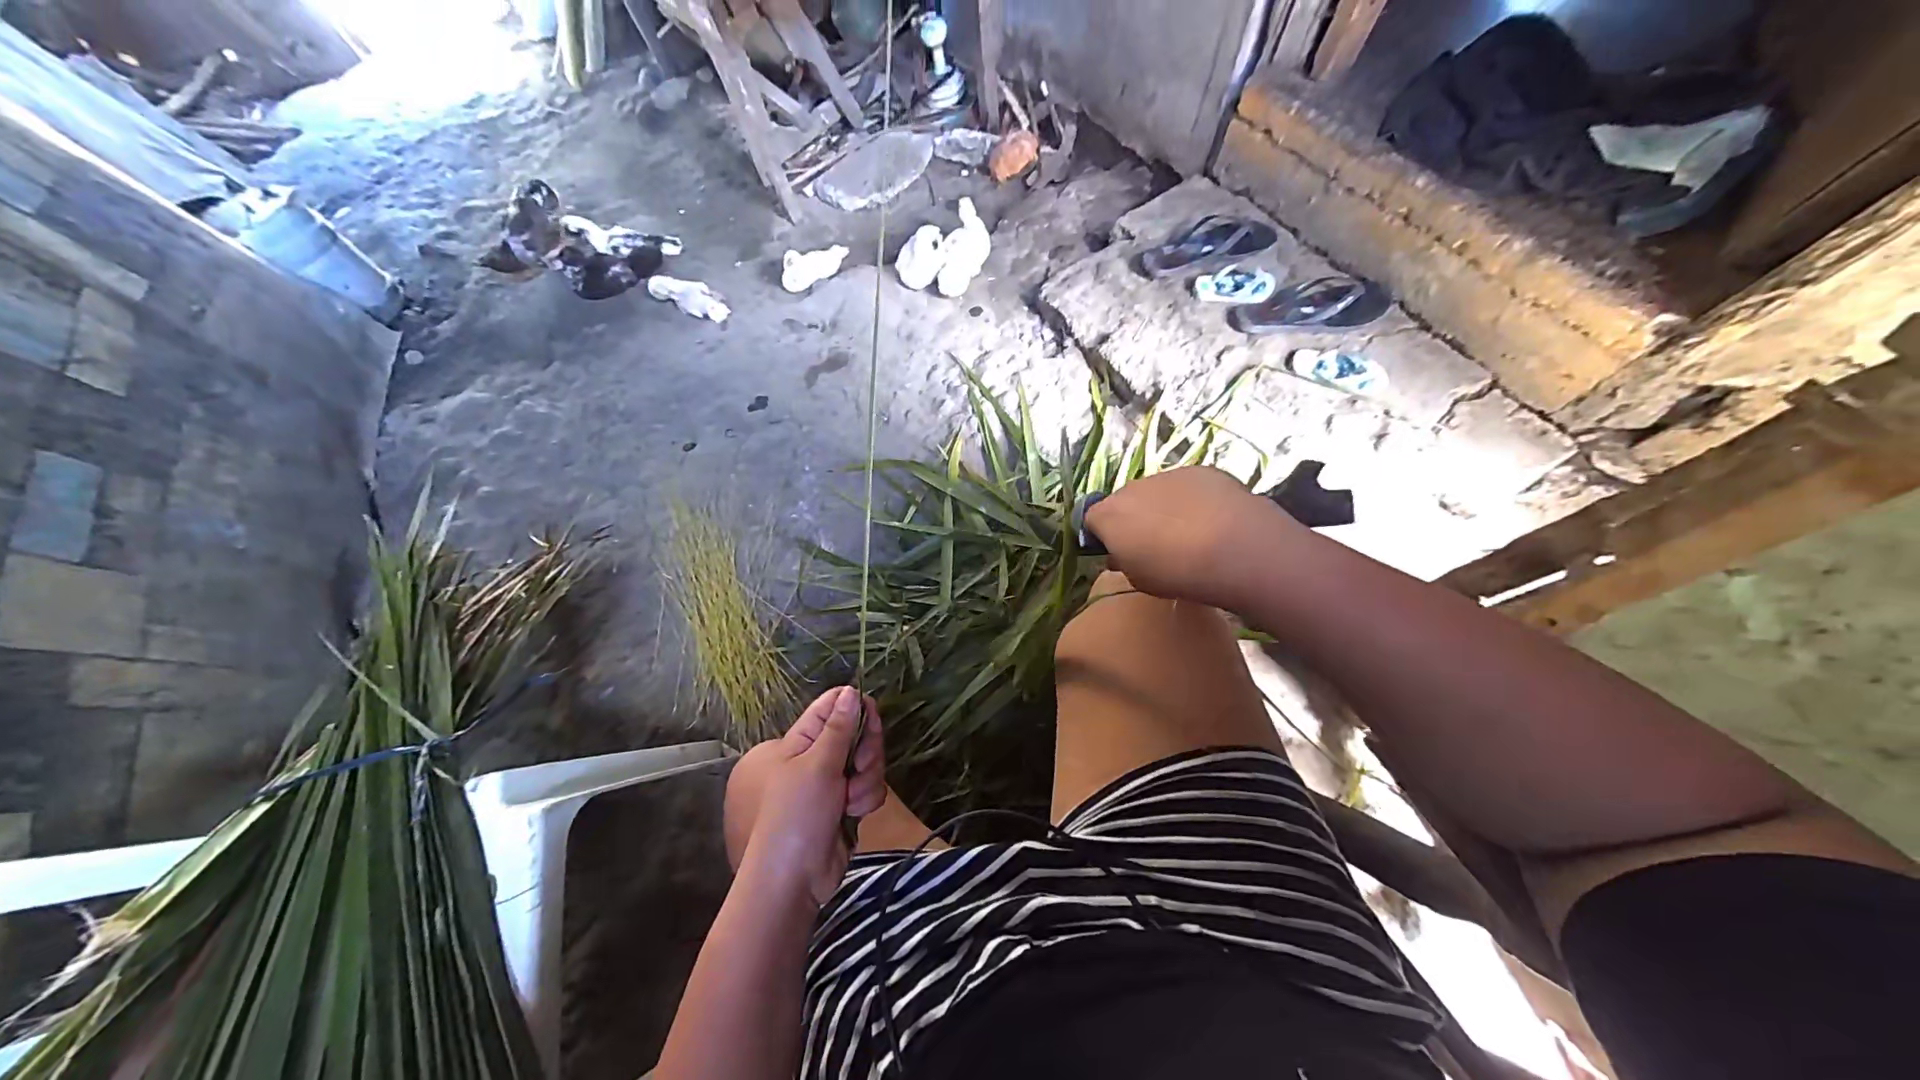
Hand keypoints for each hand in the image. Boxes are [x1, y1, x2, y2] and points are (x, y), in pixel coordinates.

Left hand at [722, 686, 884, 906]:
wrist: (793, 879)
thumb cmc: (796, 816)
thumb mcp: (817, 766)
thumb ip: (839, 728)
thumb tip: (850, 691)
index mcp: (800, 739)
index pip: (833, 705)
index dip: (856, 709)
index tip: (870, 722)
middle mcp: (816, 756)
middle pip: (858, 733)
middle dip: (866, 752)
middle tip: (857, 769)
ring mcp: (831, 782)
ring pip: (868, 763)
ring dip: (866, 781)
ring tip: (849, 802)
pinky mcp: (845, 804)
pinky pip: (869, 788)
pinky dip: (865, 800)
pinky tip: (852, 815)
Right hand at [1083, 466, 1301, 609]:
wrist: (1235, 548)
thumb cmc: (1177, 572)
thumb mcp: (1140, 580)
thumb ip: (1124, 563)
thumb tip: (1121, 555)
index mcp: (1108, 515)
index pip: (1090, 519)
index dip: (1101, 535)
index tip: (1116, 552)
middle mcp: (1132, 488)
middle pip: (1124, 501)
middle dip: (1133, 519)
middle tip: (1154, 545)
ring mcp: (1168, 475)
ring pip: (1157, 491)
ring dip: (1164, 508)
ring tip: (1188, 535)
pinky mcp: (1201, 470)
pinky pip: (1188, 486)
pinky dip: (1193, 500)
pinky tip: (1212, 521)